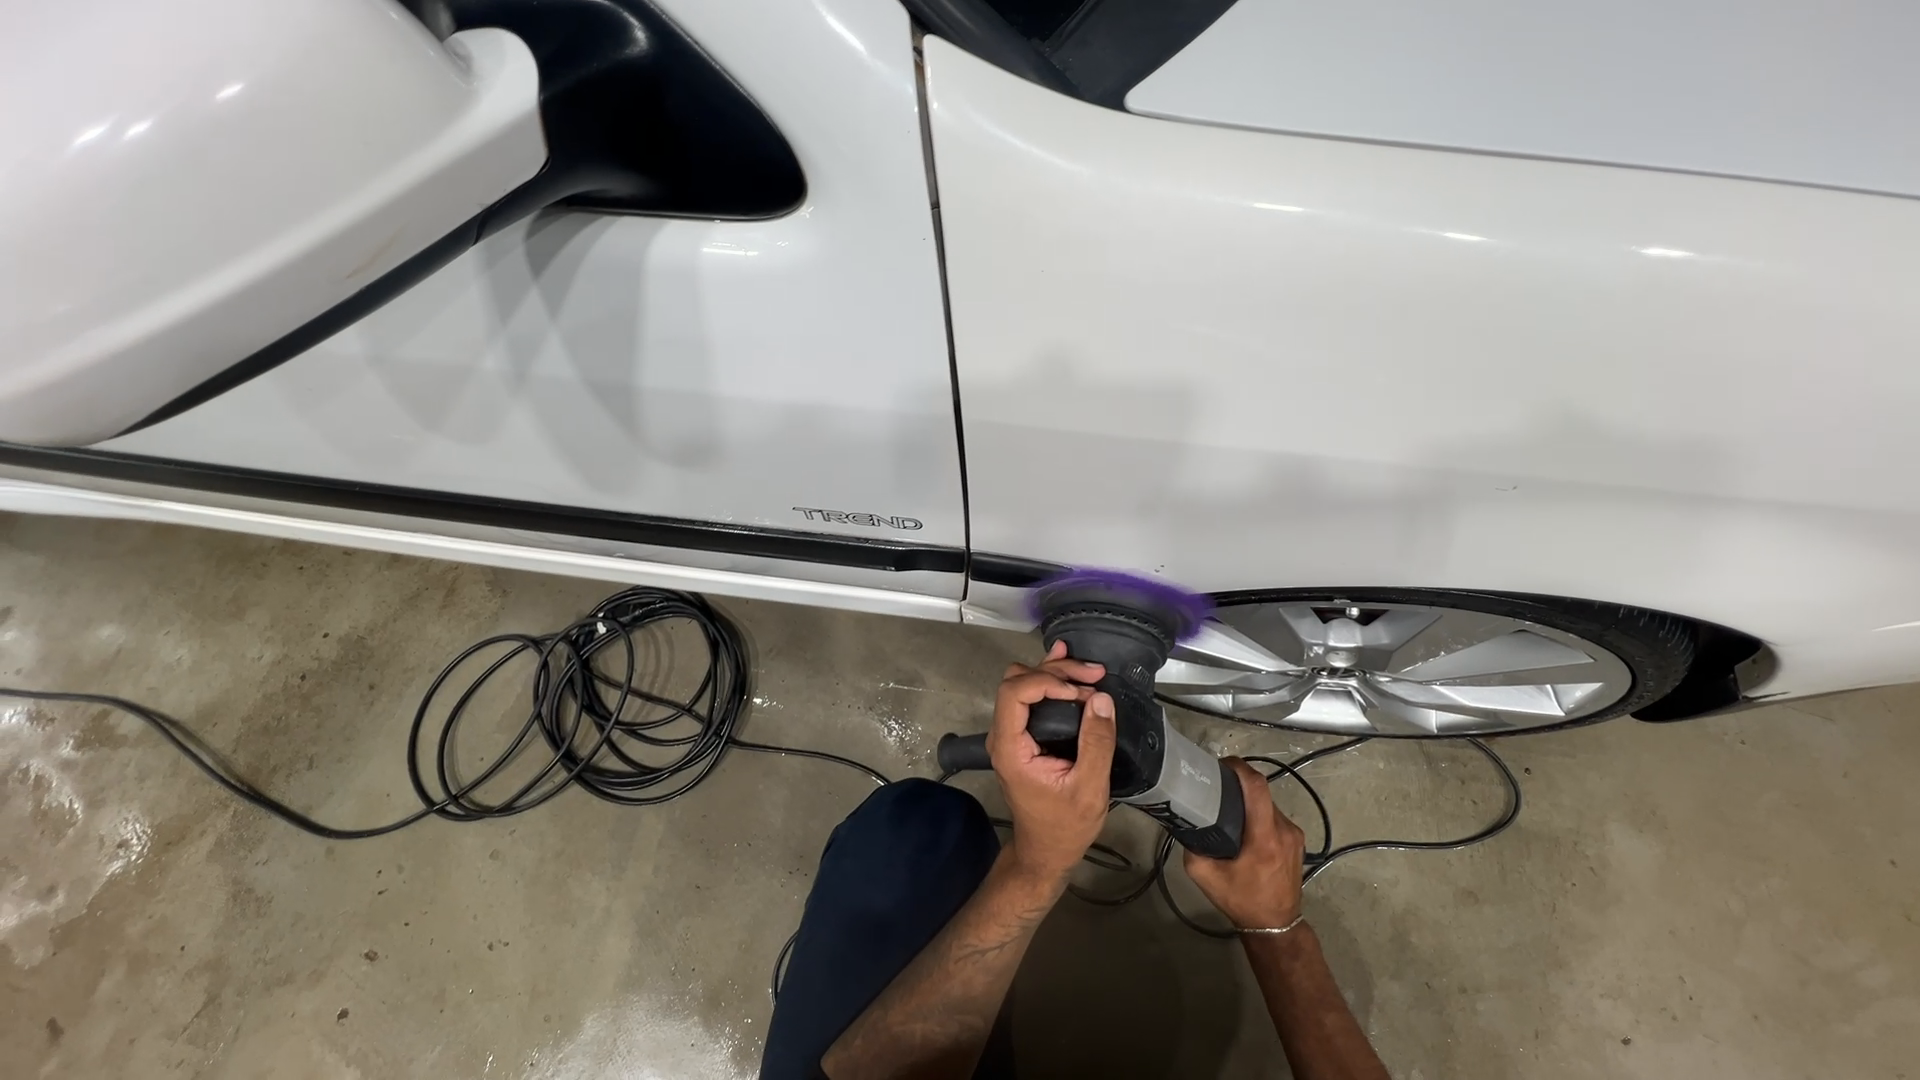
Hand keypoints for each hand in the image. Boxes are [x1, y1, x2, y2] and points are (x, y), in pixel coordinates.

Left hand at [987, 641, 1115, 886]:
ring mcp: (1010, 734)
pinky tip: (1070, 671)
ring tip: (1089, 673)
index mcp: (1010, 748)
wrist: (1047, 851)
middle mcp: (1002, 736)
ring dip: (1055, 673)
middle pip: (1018, 681)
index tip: (1080, 691)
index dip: (1046, 681)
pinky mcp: (1022, 736)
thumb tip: (1101, 699)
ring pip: (1022, 685)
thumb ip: (1096, 744)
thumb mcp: (1089, 789)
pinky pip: (1029, 698)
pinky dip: (1050, 681)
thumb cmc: (1066, 826)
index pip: (1014, 693)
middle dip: (1057, 672)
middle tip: (1095, 674)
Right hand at [1184, 759, 1304, 929]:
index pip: (1256, 788)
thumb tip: (1187, 821)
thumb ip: (1194, 845)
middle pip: (1261, 792)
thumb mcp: (1204, 875)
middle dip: (1239, 783)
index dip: (1239, 768)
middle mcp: (1283, 830)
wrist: (1275, 925)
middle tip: (1215, 786)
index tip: (1220, 764)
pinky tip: (1244, 824)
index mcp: (1263, 837)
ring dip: (1248, 800)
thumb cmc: (1240, 899)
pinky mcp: (1297, 840)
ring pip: (1268, 803)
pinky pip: (1274, 815)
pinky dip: (1258, 813)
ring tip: (1227, 806)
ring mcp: (1294, 834)